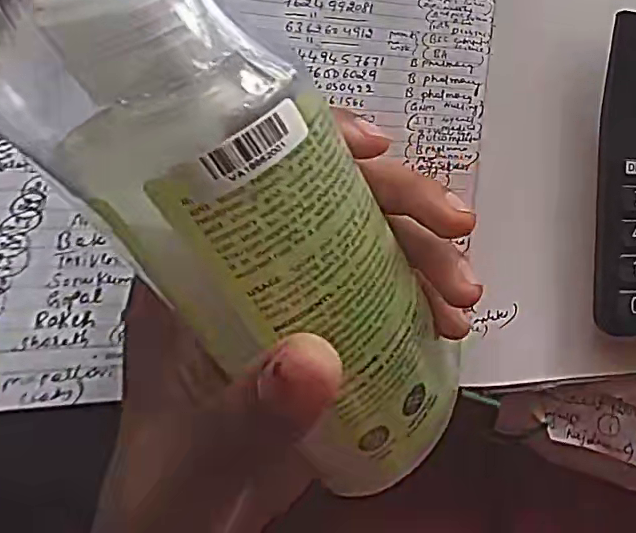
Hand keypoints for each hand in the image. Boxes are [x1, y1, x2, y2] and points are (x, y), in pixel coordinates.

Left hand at [93, 108, 480, 532]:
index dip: (322, 141)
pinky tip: (451, 317)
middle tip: (457, 227)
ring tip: (463, 294)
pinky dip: (431, 286)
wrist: (197, 527)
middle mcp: (259, 258)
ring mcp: (305, 281)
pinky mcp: (340, 309)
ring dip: (430, 250)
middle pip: (342, 192)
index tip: (377, 147)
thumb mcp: (198, 455)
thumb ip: (249, 414)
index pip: (260, 169)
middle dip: (408, 200)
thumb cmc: (172, 488)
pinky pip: (395, 274)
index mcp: (202, 265)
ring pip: (378, 230)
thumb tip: (313, 361)